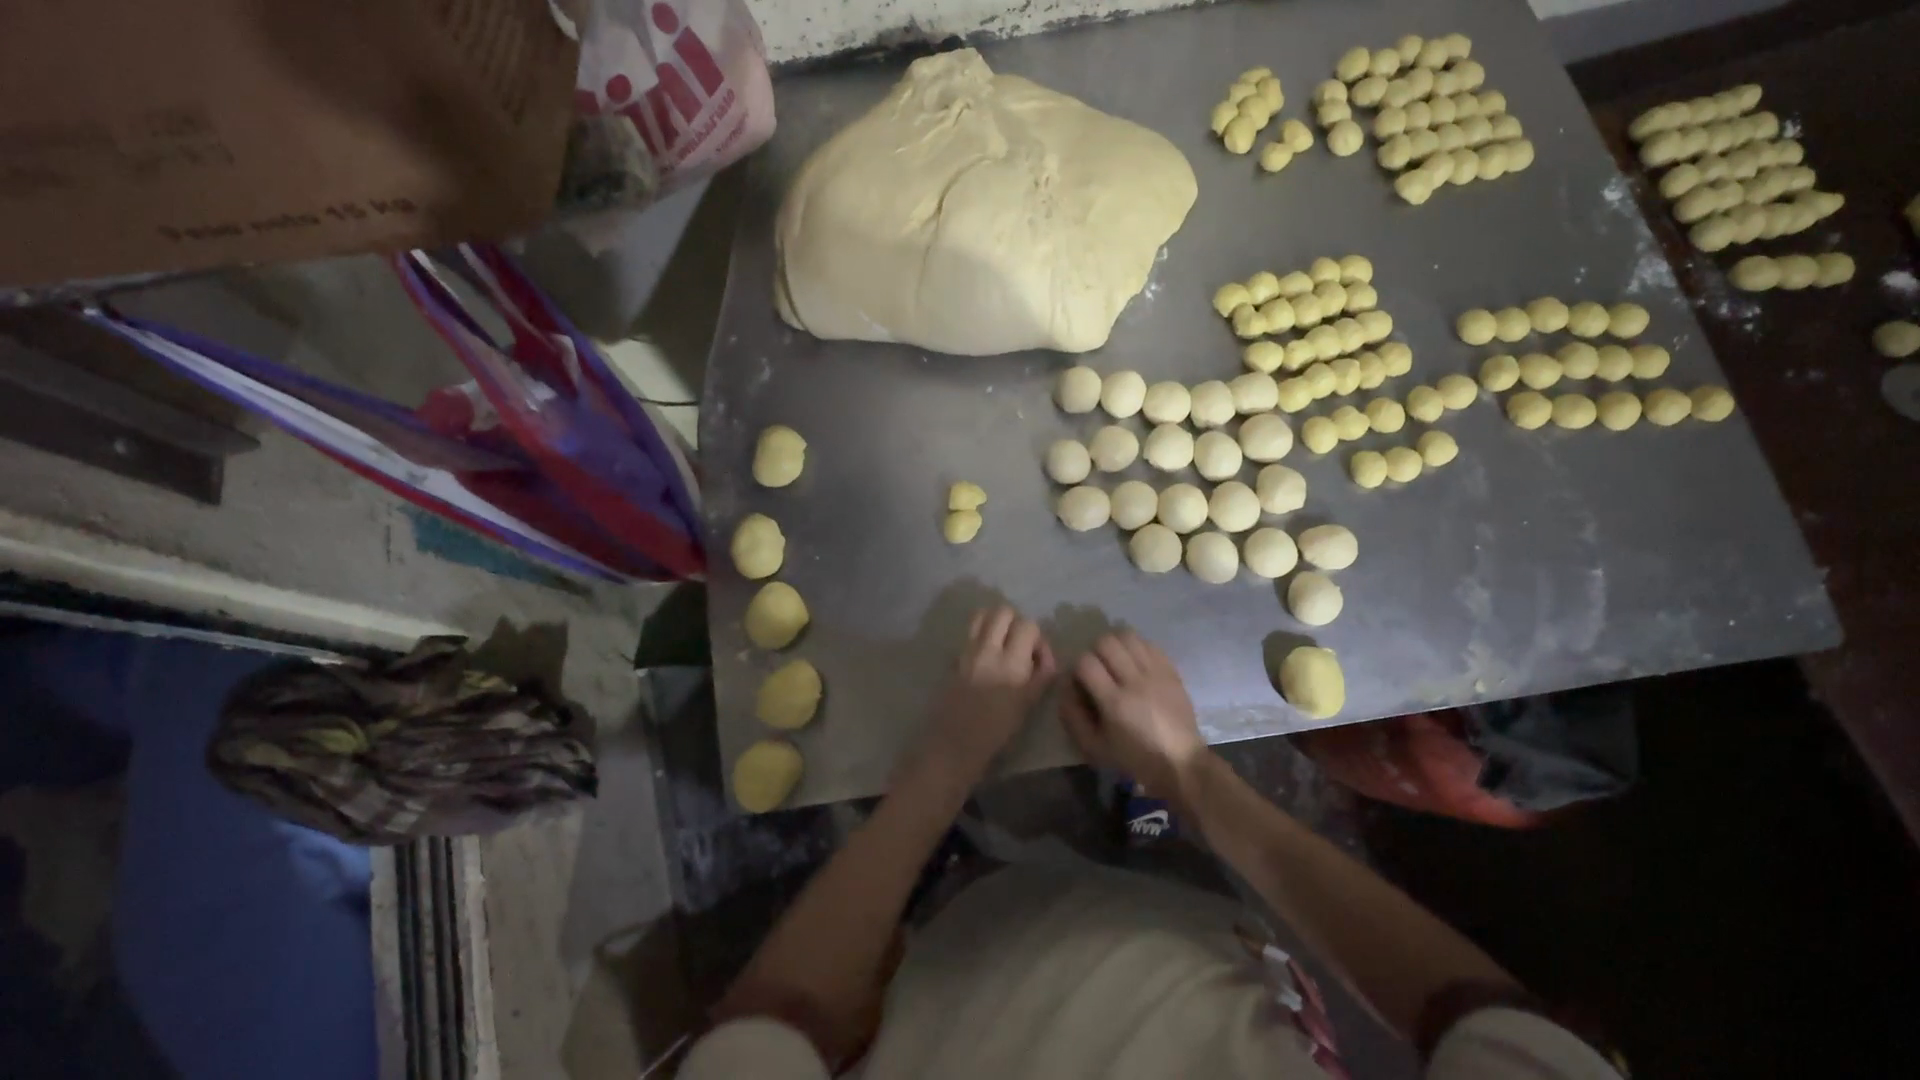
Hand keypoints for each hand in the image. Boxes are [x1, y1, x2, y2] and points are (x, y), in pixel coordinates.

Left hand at [914, 606, 1055, 782]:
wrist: (954, 744)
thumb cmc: (996, 731)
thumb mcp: (1028, 704)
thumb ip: (1040, 675)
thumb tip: (1045, 655)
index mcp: (1012, 662)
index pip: (1028, 625)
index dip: (1037, 637)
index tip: (1035, 656)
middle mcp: (988, 649)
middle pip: (1003, 611)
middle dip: (1014, 622)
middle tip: (1017, 644)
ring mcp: (967, 651)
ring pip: (982, 615)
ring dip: (994, 622)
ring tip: (999, 643)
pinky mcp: (952, 658)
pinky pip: (967, 634)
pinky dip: (978, 637)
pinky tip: (982, 658)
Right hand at [1059, 631, 1209, 800]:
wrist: (1180, 762)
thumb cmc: (1134, 758)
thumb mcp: (1094, 747)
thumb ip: (1072, 716)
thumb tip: (1066, 686)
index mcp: (1115, 703)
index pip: (1086, 663)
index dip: (1078, 668)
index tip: (1081, 681)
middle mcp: (1136, 681)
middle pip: (1106, 642)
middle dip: (1095, 652)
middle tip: (1098, 669)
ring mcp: (1156, 673)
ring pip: (1128, 636)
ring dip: (1116, 645)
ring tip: (1116, 662)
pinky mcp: (1172, 671)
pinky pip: (1149, 644)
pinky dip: (1136, 648)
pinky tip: (1135, 663)